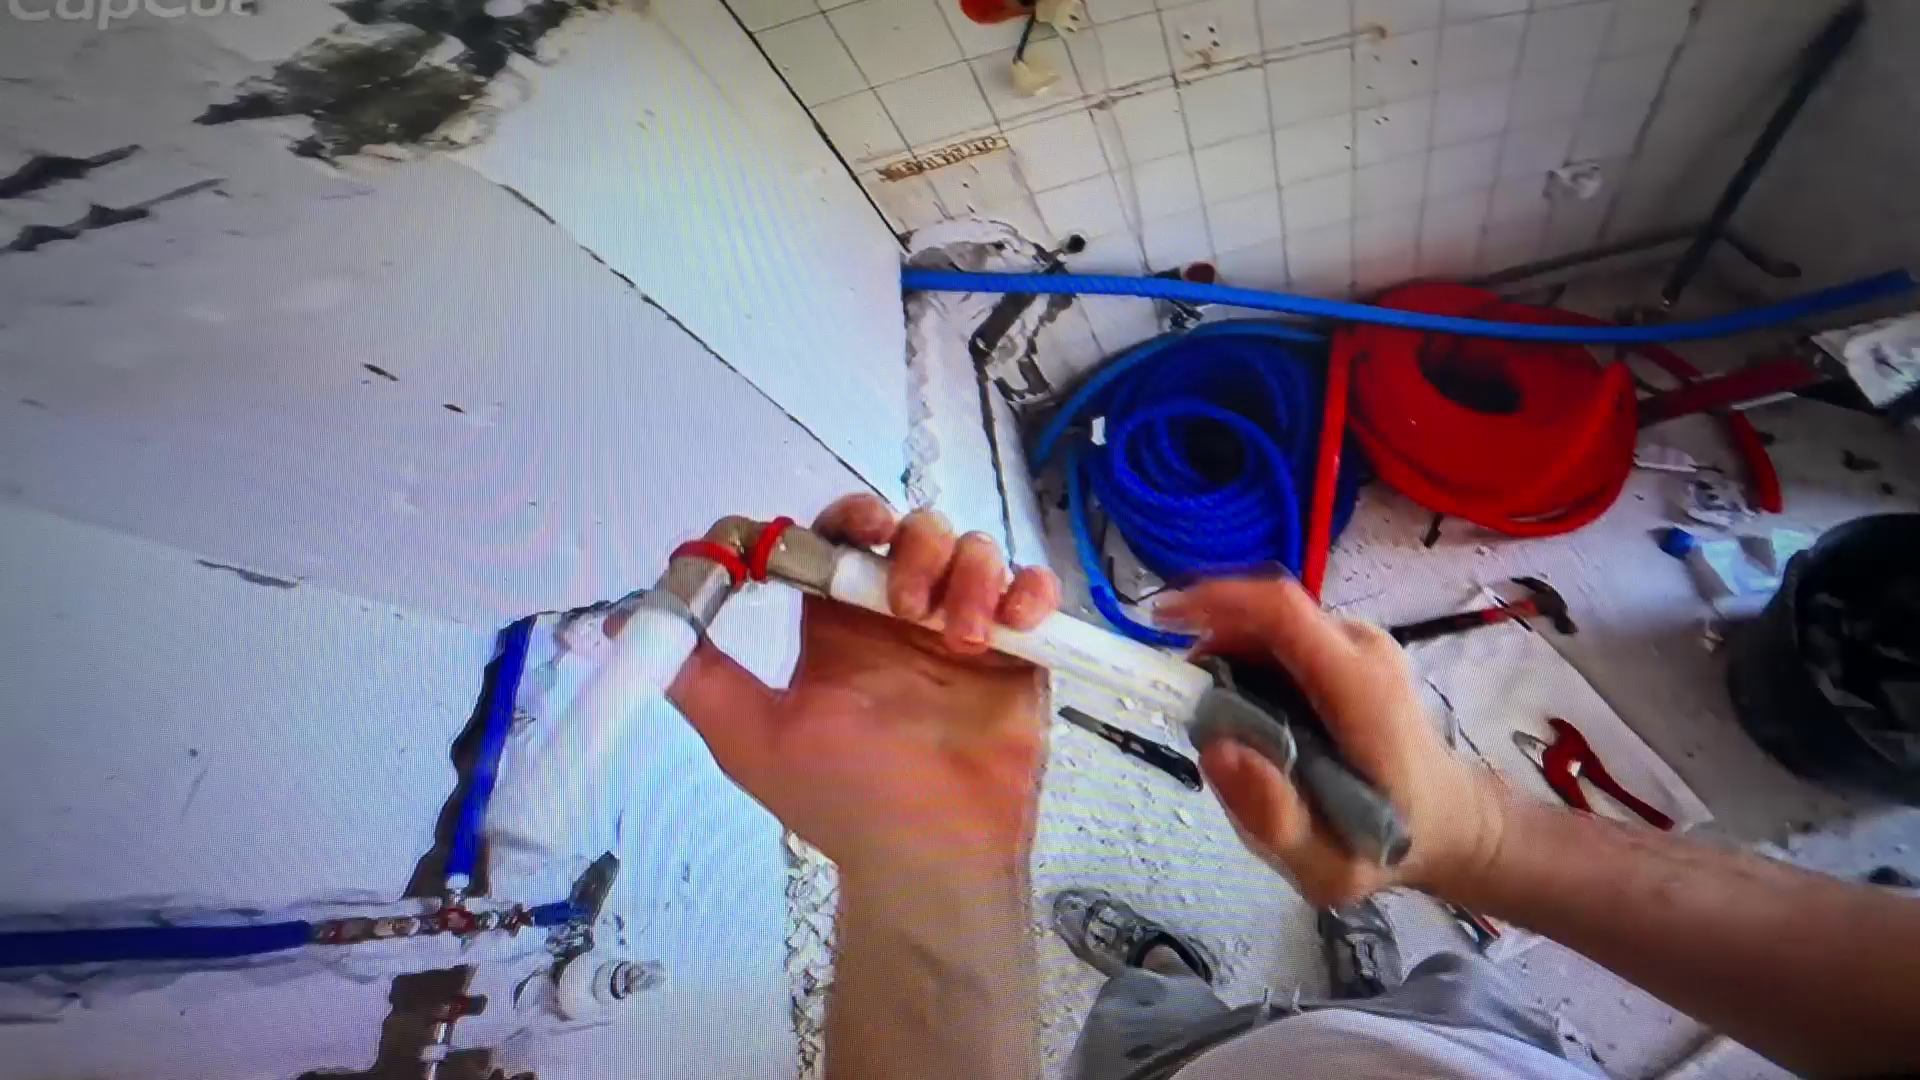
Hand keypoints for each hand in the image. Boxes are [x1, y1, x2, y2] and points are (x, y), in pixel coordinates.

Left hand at [668, 494, 1060, 886]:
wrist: (927, 858)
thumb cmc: (844, 799)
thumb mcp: (756, 739)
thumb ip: (700, 681)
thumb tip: (624, 625)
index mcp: (842, 623)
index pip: (844, 538)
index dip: (851, 519)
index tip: (859, 531)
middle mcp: (902, 614)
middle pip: (916, 531)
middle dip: (915, 547)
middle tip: (906, 603)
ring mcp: (964, 627)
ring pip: (973, 551)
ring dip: (969, 576)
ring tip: (959, 640)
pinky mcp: (1016, 648)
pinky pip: (1032, 593)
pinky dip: (1029, 590)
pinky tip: (1014, 623)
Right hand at [1156, 580, 1503, 906]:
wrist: (1450, 820)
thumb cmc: (1390, 845)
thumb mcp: (1330, 866)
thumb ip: (1271, 817)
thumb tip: (1216, 748)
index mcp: (1360, 689)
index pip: (1281, 611)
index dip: (1215, 600)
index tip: (1160, 617)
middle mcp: (1361, 647)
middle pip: (1263, 614)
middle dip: (1209, 642)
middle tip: (1188, 702)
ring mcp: (1358, 640)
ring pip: (1267, 624)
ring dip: (1227, 655)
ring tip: (1220, 717)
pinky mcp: (1347, 644)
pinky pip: (1280, 635)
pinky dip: (1247, 660)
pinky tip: (1248, 708)